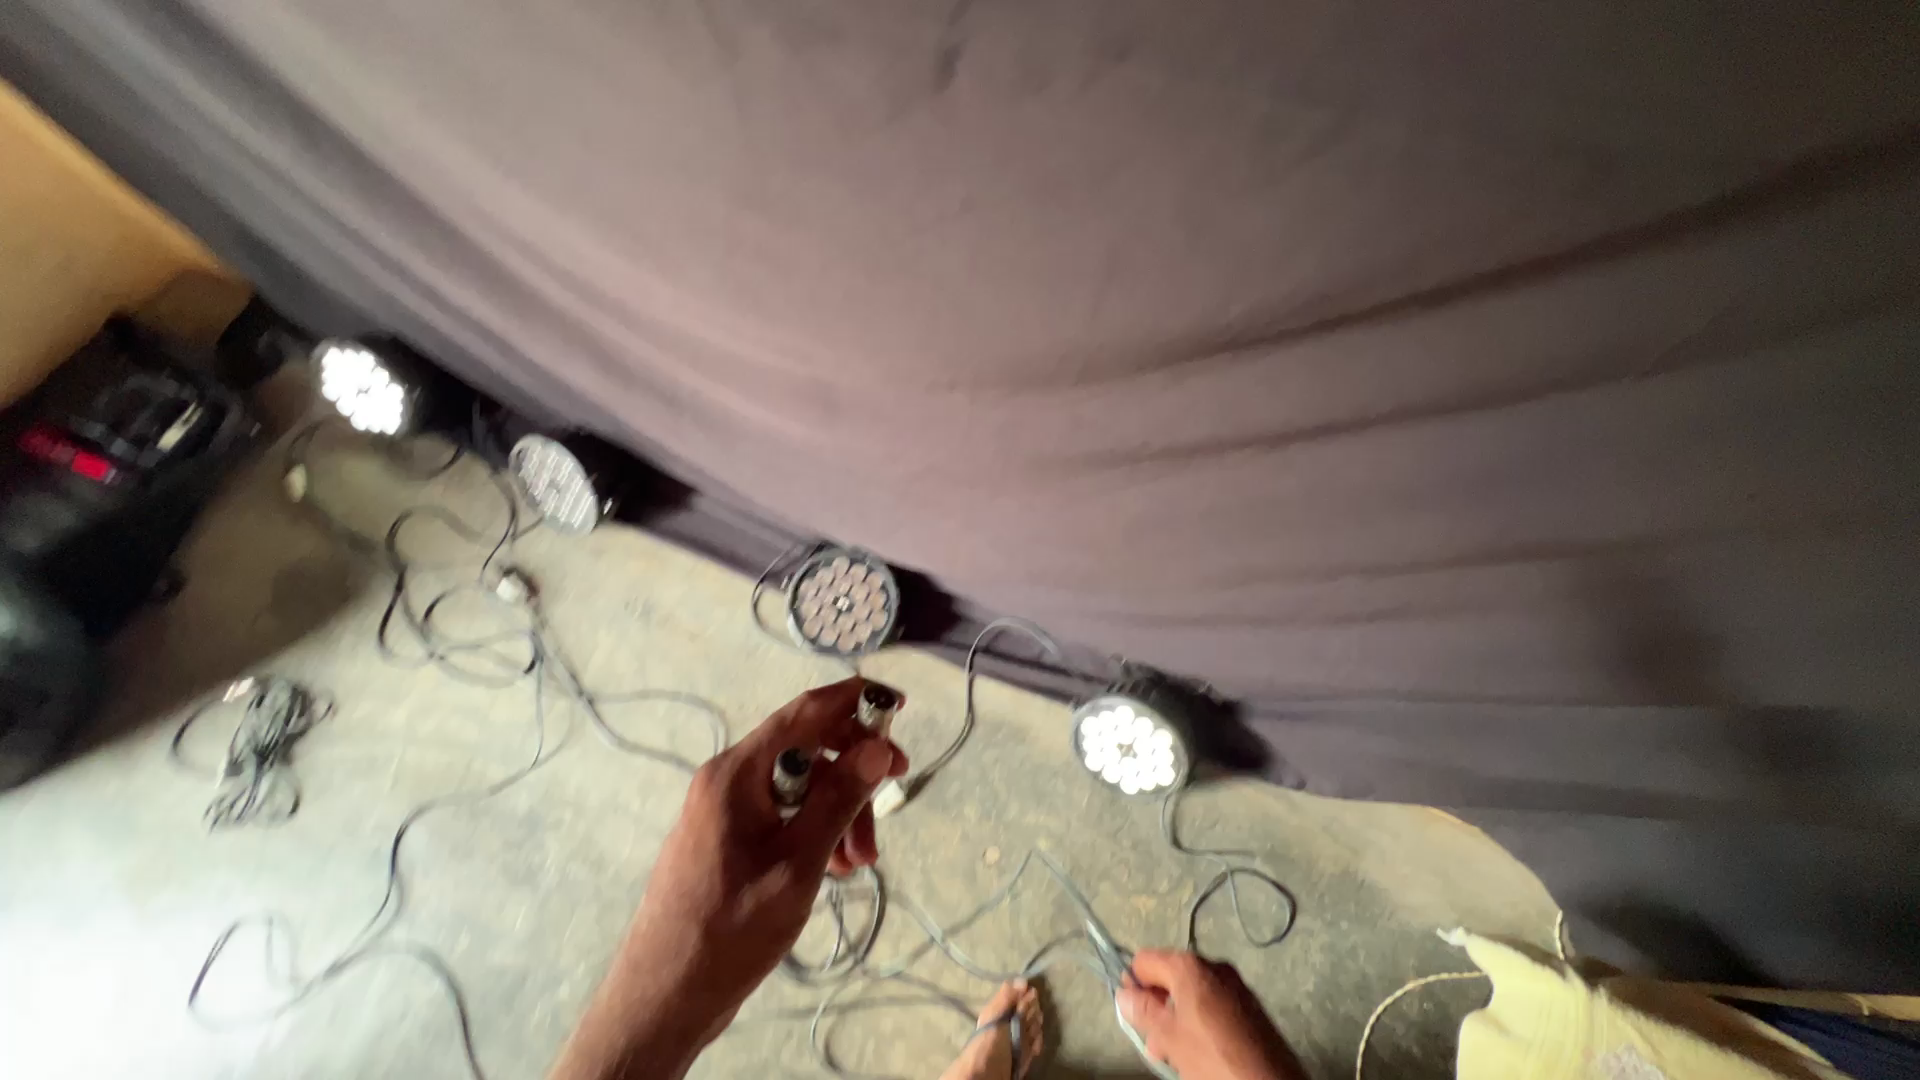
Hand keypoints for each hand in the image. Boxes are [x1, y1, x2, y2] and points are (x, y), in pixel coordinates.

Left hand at [549, 678, 908, 1079]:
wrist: (660, 999)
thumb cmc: (729, 931)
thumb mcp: (798, 865)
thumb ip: (838, 800)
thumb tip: (878, 747)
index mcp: (739, 772)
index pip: (806, 711)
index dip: (855, 699)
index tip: (899, 707)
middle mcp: (729, 776)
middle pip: (808, 747)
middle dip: (854, 773)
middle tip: (893, 796)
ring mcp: (725, 806)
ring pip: (800, 784)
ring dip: (839, 810)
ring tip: (858, 863)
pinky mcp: (727, 834)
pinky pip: (783, 811)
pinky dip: (815, 828)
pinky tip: (832, 868)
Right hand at [1116, 949, 1306, 1079]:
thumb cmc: (1212, 1057)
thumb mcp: (1169, 1037)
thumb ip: (1143, 1011)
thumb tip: (1123, 993)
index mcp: (1188, 965)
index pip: (1144, 960)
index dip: (1133, 984)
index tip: (1133, 1014)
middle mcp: (1212, 965)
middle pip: (1170, 977)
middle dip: (1157, 1007)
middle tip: (1154, 1043)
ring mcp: (1234, 984)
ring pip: (1192, 994)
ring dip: (1177, 1018)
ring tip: (1175, 1054)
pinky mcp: (1250, 1005)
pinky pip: (1213, 1004)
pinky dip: (1200, 1021)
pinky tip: (1200, 1051)